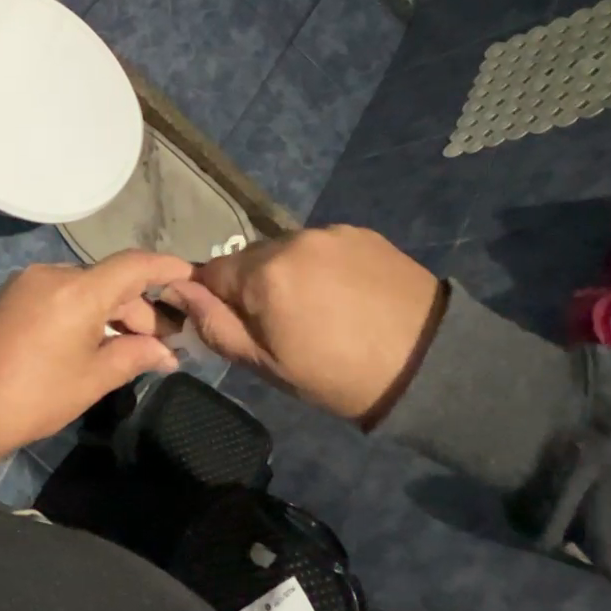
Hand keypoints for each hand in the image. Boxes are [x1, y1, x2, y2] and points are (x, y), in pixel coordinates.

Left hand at [0, 251, 193, 522]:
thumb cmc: (34, 395)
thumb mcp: (92, 379)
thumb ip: (134, 355)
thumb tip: (167, 352)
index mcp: (77, 288)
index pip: (134, 264)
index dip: (167, 267)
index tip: (192, 277)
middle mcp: (52, 273)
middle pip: (109, 278)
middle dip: (139, 307)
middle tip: (160, 345)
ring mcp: (28, 282)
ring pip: (84, 286)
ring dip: (110, 310)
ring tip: (129, 347)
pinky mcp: (12, 295)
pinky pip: (60, 293)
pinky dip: (83, 310)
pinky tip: (93, 341)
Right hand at [163, 227, 443, 423]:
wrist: (435, 367)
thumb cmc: (342, 377)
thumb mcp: (269, 365)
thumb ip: (216, 326)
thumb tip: (174, 291)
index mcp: (263, 274)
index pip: (210, 273)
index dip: (216, 300)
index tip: (239, 326)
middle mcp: (290, 240)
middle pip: (248, 259)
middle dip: (253, 286)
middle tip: (283, 324)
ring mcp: (328, 232)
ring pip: (284, 250)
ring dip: (287, 273)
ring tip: (319, 309)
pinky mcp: (360, 232)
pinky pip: (320, 246)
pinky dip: (321, 266)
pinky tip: (345, 295)